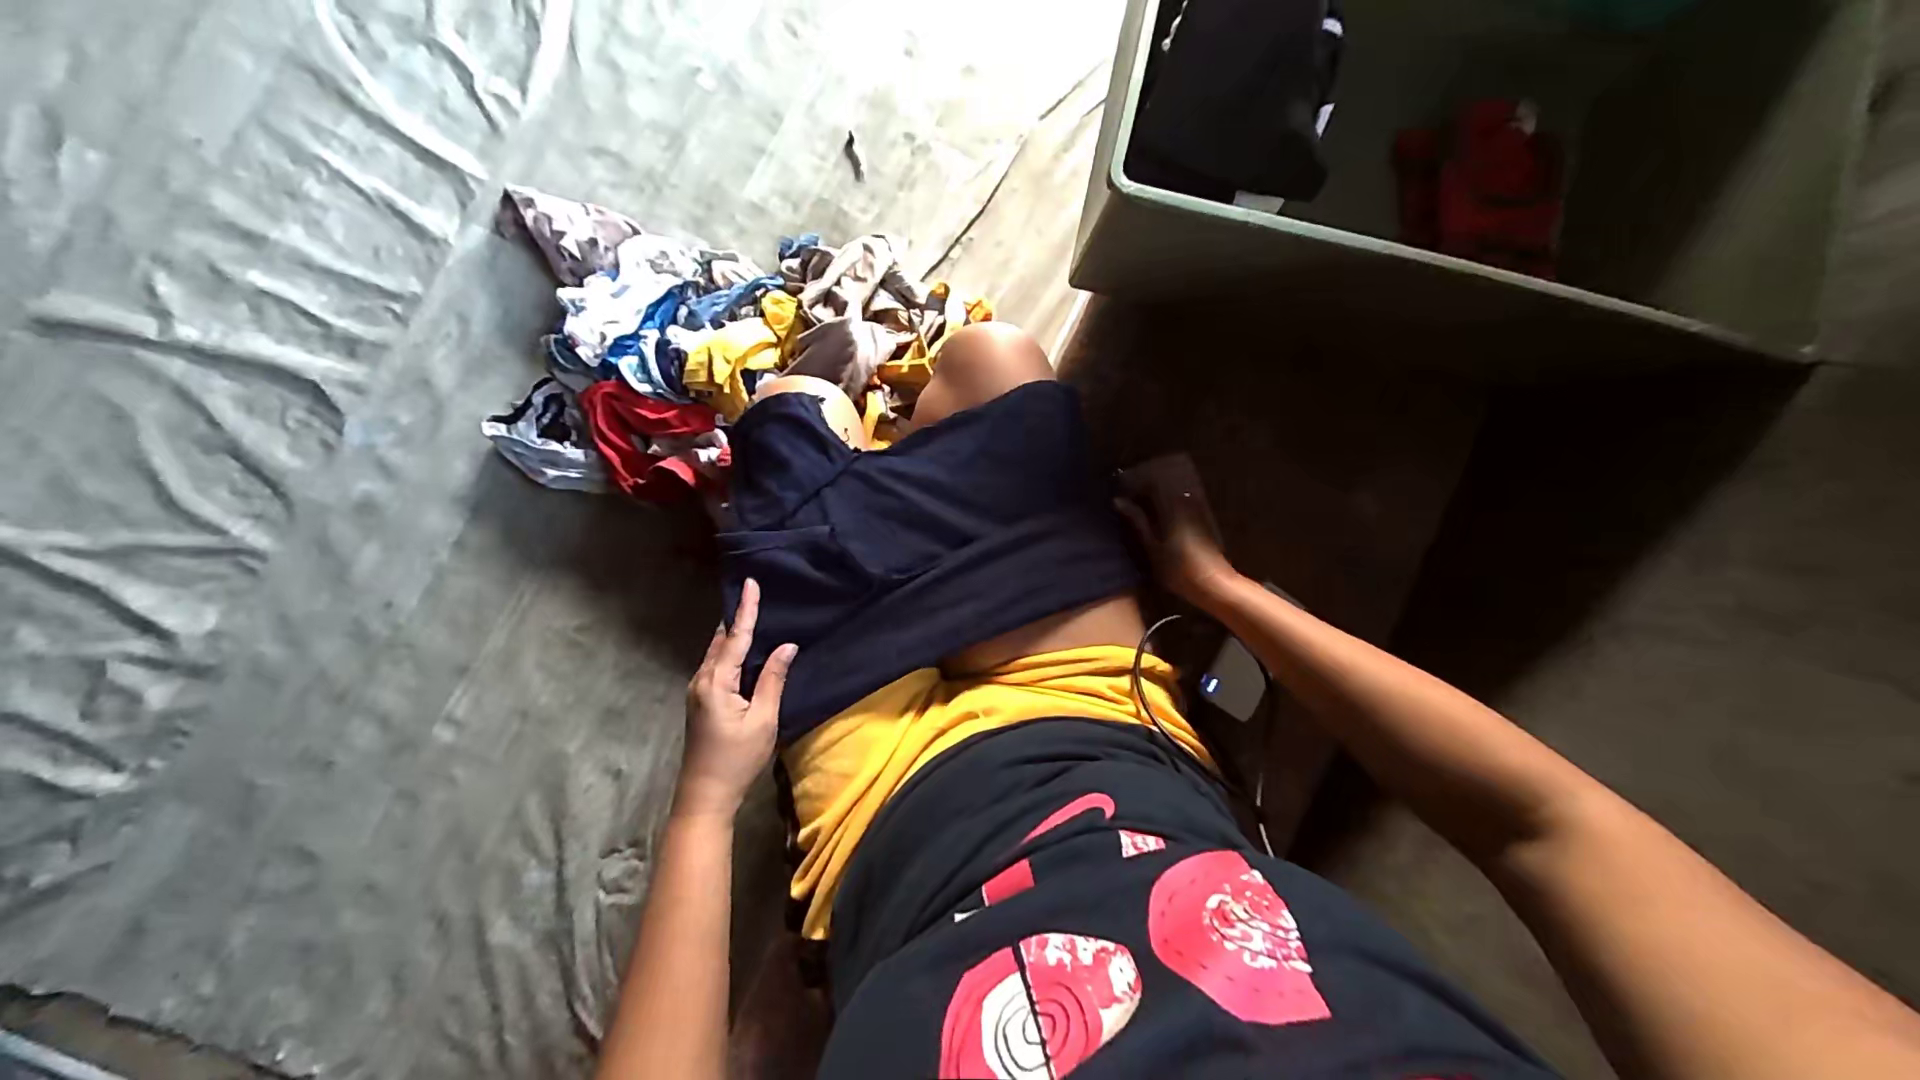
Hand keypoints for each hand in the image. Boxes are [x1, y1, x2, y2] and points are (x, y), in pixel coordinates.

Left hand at [677, 579, 795, 819]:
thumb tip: (786, 646)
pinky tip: (742, 648)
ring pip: (716, 652)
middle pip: (721, 640)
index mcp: (716, 681)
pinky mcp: (700, 700)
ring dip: (732, 632)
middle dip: (737, 616)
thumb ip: (773, 679)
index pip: (736, 637)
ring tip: (750, 612)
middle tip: (752, 591)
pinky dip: (729, 649)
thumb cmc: (737, 759)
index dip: (746, 609)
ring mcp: (697, 691)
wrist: (705, 796)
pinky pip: (716, 664)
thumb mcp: (763, 719)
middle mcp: (701, 680)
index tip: (751, 582)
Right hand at [1115, 453, 1240, 609]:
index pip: (1151, 482)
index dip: (1133, 485)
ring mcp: (1196, 510)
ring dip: (1154, 501)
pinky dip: (1165, 509)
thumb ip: (1137, 521)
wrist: (1213, 584)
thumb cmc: (1179, 568)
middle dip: (1143, 493)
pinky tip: (1155, 524)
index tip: (1119, 494)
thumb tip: (1118, 501)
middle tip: (1126, 506)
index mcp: (1173, 504)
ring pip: (1170, 496)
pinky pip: (1178, 506)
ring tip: (1137, 515)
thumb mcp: (1151, 546)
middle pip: (1161, 487)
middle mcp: (1186, 501)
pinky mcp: (1201, 521)